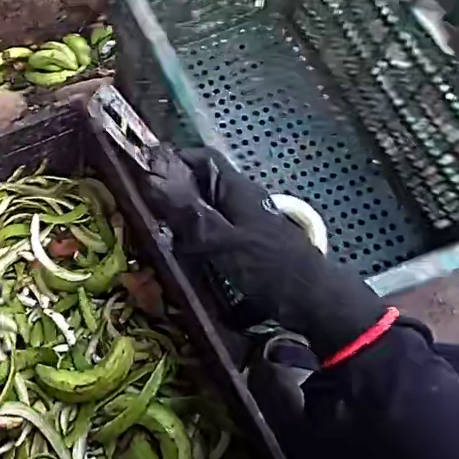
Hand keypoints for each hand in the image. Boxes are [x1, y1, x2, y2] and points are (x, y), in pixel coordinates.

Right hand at [146, 148, 387, 353]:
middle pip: (201, 184)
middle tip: (149, 212)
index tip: (145, 176)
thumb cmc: (268, 266)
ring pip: (207, 209)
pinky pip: (216, 231)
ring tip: (164, 237)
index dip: (173, 160)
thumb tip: (152, 180)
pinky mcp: (249, 243)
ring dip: (185, 219)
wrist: (313, 299)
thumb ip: (188, 212)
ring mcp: (246, 221)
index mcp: (235, 189)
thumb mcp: (222, 240)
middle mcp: (241, 199)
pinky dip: (198, 239)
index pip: (201, 158)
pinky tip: (188, 258)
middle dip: (174, 193)